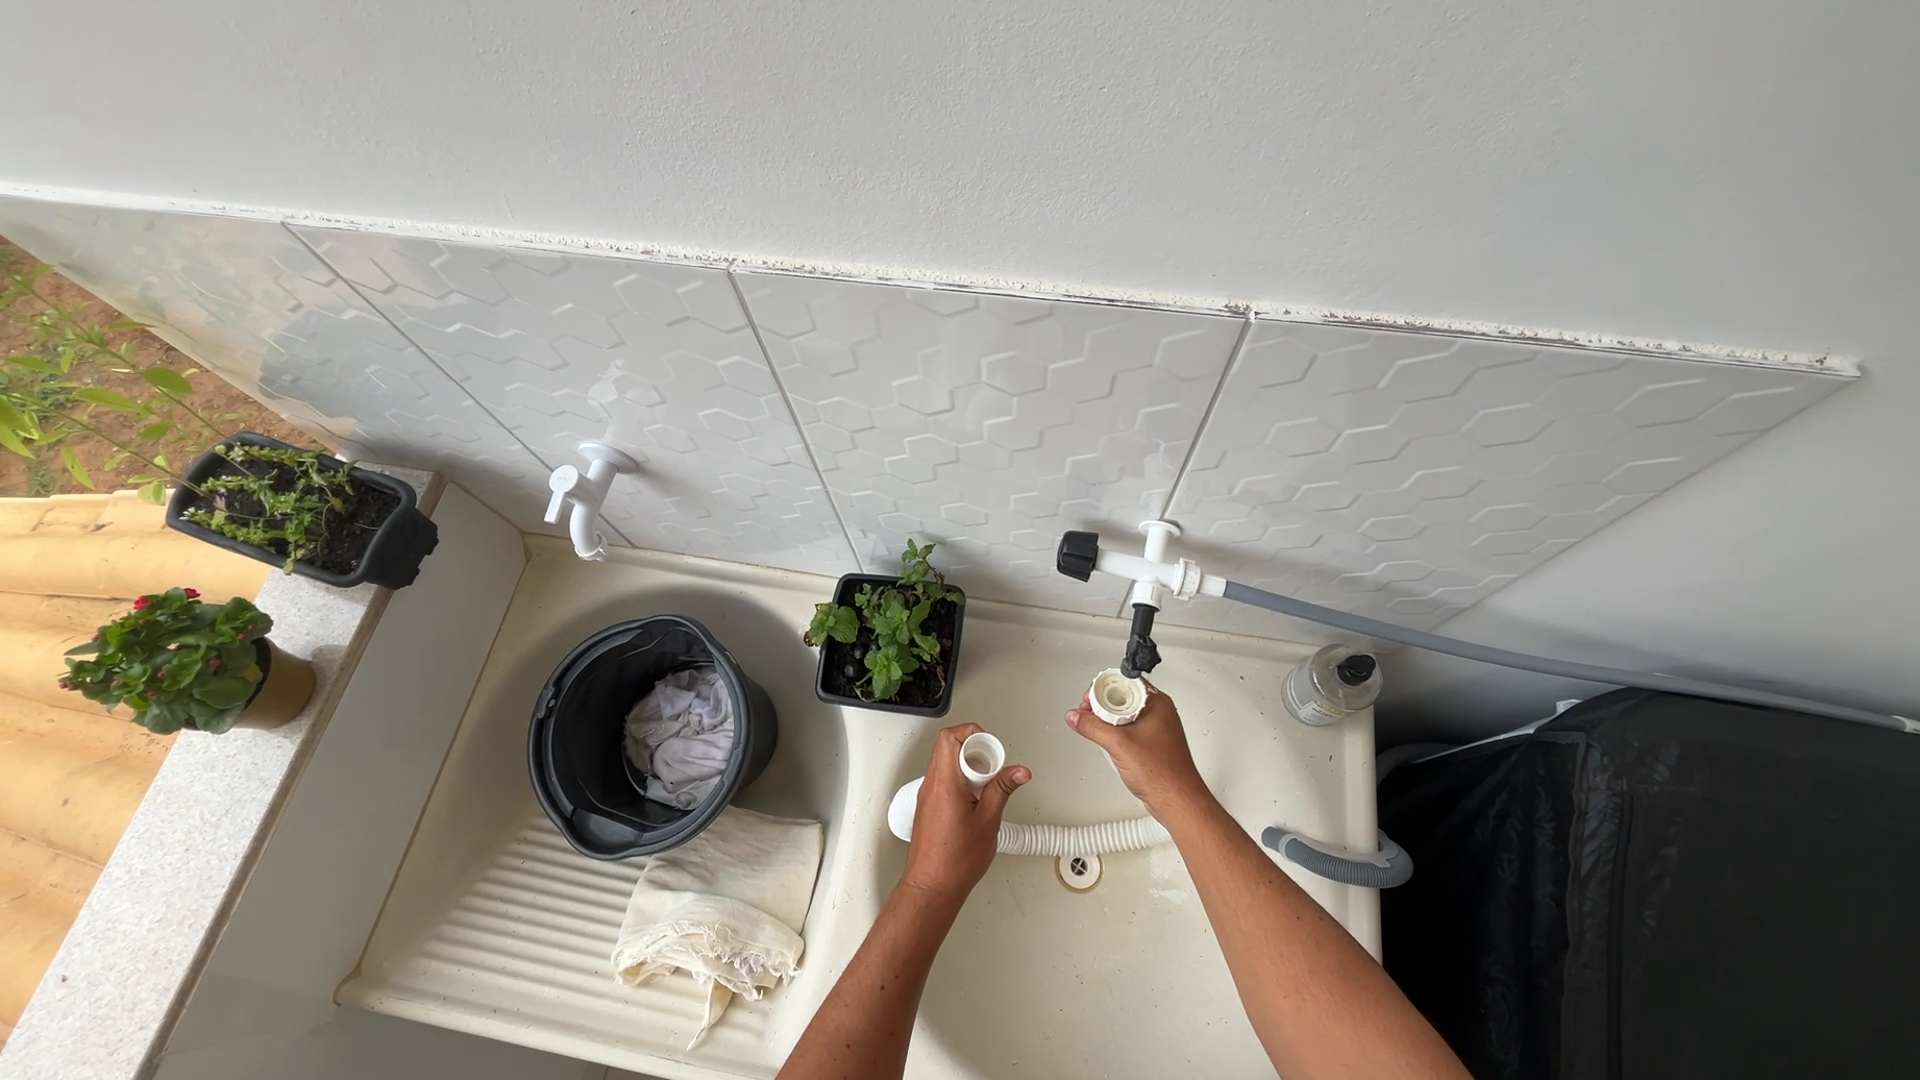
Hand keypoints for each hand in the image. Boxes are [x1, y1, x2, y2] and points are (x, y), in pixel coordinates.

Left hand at [899, 723, 1030, 903]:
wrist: (932, 886)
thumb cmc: (954, 861)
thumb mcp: (989, 821)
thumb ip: (1003, 790)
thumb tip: (1017, 771)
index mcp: (945, 783)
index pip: (951, 737)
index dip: (973, 734)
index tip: (992, 748)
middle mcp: (931, 785)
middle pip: (947, 746)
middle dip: (974, 750)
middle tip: (992, 767)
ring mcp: (927, 795)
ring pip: (945, 763)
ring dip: (967, 767)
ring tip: (986, 785)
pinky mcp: (928, 806)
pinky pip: (943, 780)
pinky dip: (960, 781)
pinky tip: (975, 800)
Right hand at [1065, 680, 1208, 818]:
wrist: (1176, 800)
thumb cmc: (1163, 773)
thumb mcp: (1118, 743)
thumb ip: (1091, 726)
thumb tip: (1075, 716)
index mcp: (1156, 703)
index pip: (1124, 682)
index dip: (1102, 689)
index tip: (1087, 700)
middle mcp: (1158, 713)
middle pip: (1121, 698)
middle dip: (1101, 706)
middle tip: (1088, 715)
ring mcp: (1155, 729)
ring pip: (1123, 716)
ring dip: (1107, 723)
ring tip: (1099, 732)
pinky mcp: (1151, 744)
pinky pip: (1128, 731)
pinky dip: (1116, 736)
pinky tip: (1111, 746)